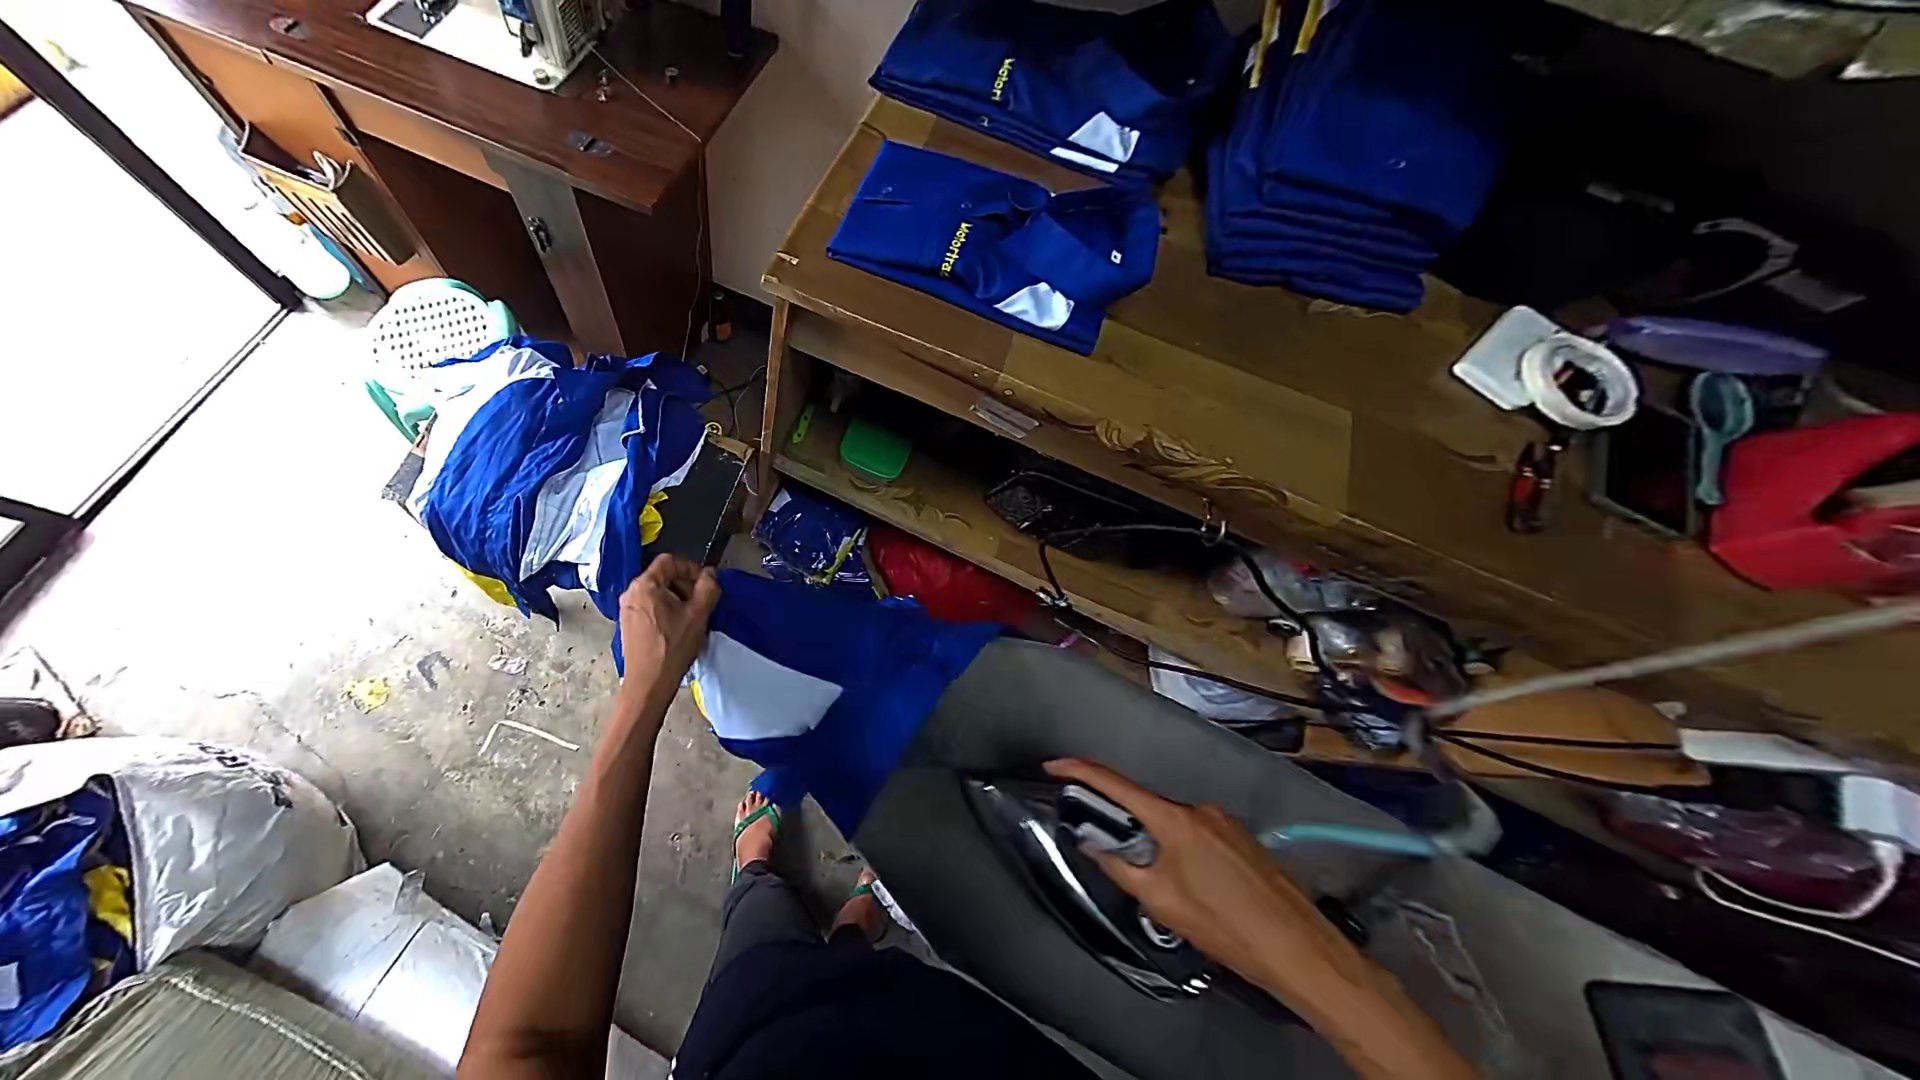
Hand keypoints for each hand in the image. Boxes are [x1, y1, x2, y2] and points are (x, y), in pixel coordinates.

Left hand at [618, 555, 720, 694]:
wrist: (649, 682)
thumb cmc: (672, 648)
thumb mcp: (699, 614)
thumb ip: (708, 587)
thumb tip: (710, 574)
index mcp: (645, 586)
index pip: (669, 561)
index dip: (691, 568)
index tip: (705, 583)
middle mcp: (630, 593)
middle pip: (662, 575)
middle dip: (685, 585)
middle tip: (701, 602)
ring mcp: (627, 609)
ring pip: (657, 591)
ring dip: (677, 598)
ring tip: (692, 617)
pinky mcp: (628, 623)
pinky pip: (650, 606)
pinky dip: (667, 610)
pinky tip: (678, 627)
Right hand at [1043, 758, 1362, 1001]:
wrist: (1300, 950)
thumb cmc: (1225, 927)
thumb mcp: (1162, 903)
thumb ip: (1121, 867)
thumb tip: (1094, 844)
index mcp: (1175, 819)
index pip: (1117, 785)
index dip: (1080, 770)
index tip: (1055, 765)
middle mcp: (1199, 808)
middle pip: (1146, 805)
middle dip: (1123, 822)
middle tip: (1108, 849)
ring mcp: (1224, 820)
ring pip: (1172, 821)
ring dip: (1156, 840)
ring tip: (1163, 883)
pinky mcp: (1240, 836)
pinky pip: (1196, 830)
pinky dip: (1180, 846)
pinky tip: (1192, 884)